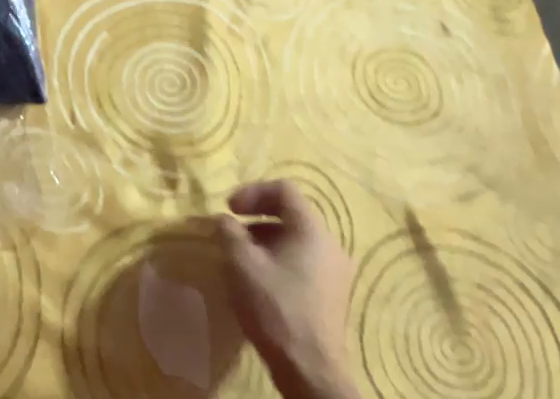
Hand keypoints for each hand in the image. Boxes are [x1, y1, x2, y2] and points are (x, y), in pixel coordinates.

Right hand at [216, 181, 359, 398]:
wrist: (311, 369)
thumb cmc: (275, 307)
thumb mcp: (241, 262)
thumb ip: (228, 231)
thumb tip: (223, 220)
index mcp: (312, 231)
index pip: (284, 190)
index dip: (252, 192)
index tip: (229, 210)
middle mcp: (331, 245)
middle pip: (291, 214)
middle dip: (256, 218)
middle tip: (231, 233)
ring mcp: (336, 272)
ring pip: (296, 239)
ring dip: (265, 240)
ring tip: (241, 258)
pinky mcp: (333, 294)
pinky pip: (304, 260)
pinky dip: (279, 259)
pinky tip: (260, 281)